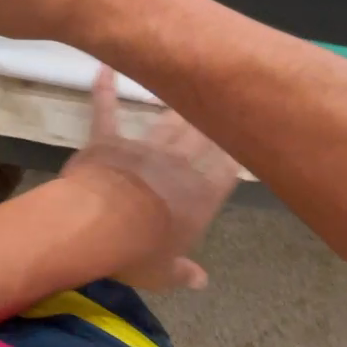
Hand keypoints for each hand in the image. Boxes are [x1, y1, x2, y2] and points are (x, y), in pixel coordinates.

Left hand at [61, 68, 240, 289]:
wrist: (101, 223)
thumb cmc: (138, 251)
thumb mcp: (163, 272)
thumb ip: (183, 272)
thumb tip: (200, 281)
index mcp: (203, 195)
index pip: (229, 167)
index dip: (237, 151)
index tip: (245, 137)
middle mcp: (181, 163)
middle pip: (203, 135)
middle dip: (214, 119)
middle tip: (221, 100)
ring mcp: (144, 146)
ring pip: (167, 119)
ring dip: (177, 103)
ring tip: (188, 86)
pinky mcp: (107, 139)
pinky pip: (106, 109)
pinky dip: (104, 88)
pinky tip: (105, 65)